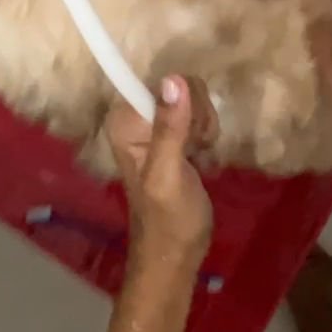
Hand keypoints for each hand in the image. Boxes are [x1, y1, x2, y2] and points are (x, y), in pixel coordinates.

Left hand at [106, 75, 217, 265]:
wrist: (177, 252)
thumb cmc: (169, 219)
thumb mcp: (168, 173)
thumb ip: (169, 127)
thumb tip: (173, 79)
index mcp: (124, 120)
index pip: (163, 81)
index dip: (185, 102)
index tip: (190, 132)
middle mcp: (135, 114)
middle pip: (182, 85)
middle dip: (198, 115)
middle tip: (196, 147)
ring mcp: (154, 123)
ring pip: (194, 97)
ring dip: (205, 125)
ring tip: (198, 154)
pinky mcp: (172, 132)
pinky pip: (198, 111)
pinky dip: (207, 132)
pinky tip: (201, 155)